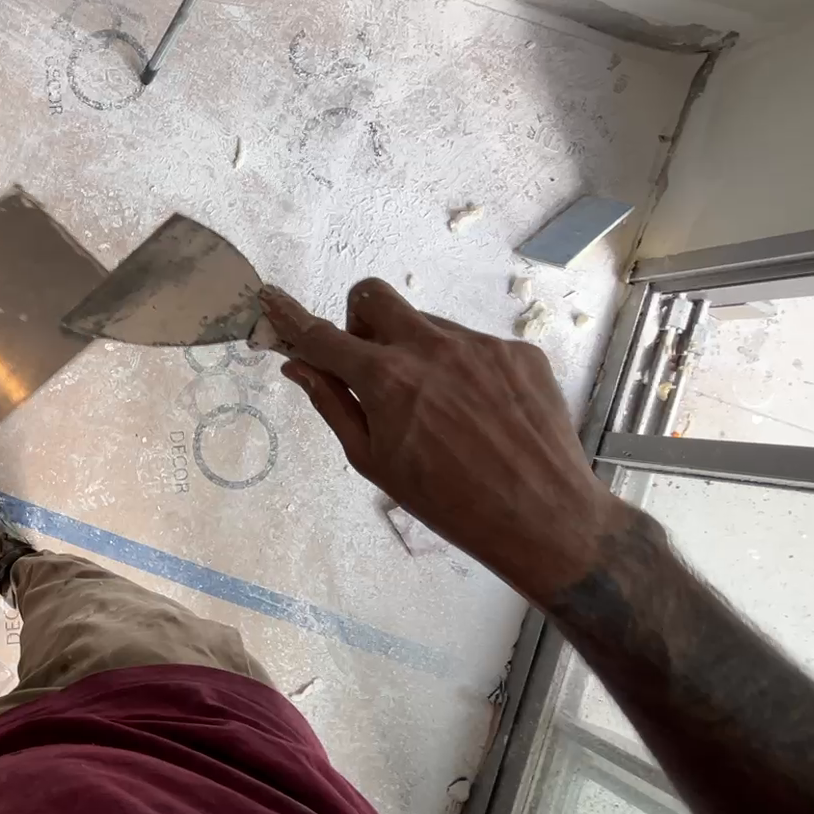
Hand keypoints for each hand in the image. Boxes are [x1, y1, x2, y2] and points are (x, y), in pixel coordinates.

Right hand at [259, 278, 627, 601]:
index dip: (289, 315)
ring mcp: (479, 345)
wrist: (544, 518)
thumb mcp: (369, 458)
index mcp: (385, 378)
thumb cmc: (442, 499)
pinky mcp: (518, 352)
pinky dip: (455, 365)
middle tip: (369, 362)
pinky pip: (468, 342)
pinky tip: (473, 409)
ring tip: (435, 404)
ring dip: (411, 349)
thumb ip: (331, 403)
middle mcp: (430, 347)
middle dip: (357, 318)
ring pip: (422, 323)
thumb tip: (298, 366)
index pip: (320, 335)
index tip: (270, 296)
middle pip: (372, 295)